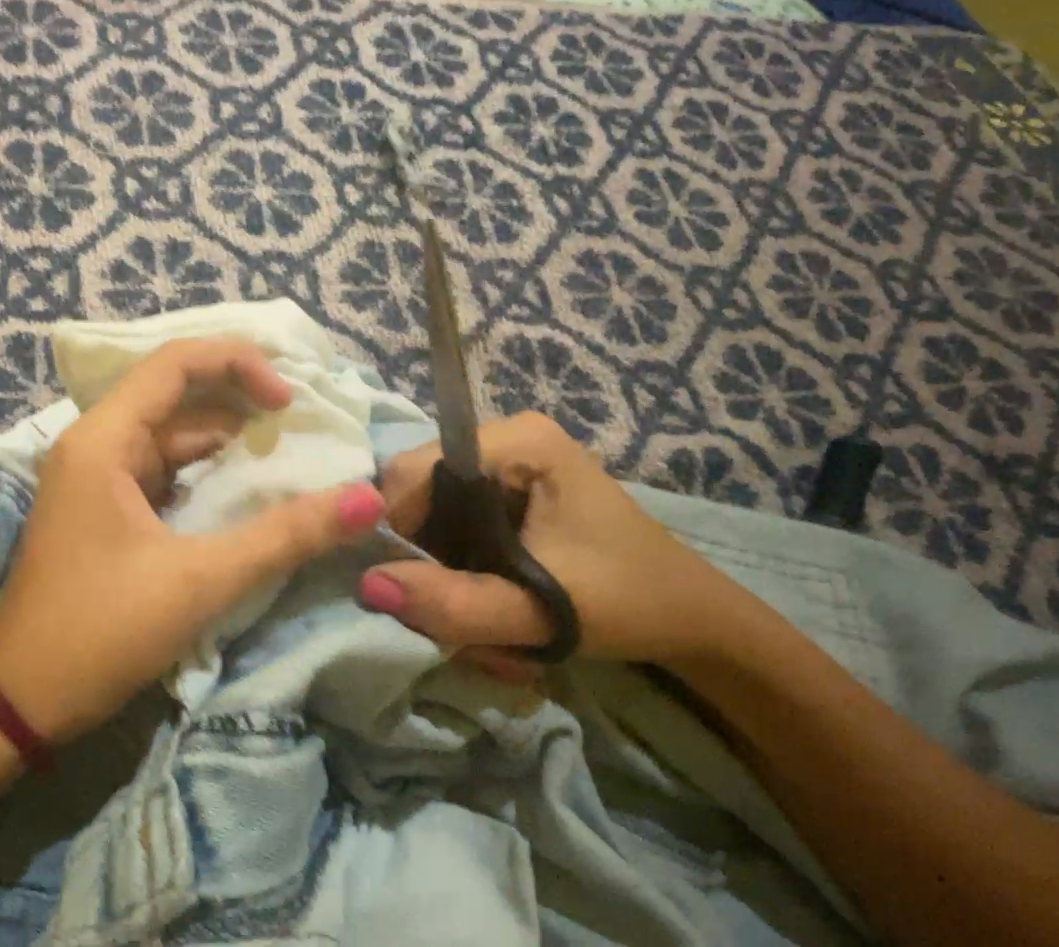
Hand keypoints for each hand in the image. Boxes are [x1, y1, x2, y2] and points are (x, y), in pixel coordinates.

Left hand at [0, 338, 387, 743]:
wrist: (25, 698)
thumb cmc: (104, 629)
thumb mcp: (202, 579)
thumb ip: (286, 535)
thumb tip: (369, 500)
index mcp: (102, 440)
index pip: (173, 363)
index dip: (238, 363)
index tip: (288, 402)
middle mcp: (93, 446)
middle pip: (172, 395)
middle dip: (238, 401)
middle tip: (301, 426)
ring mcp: (92, 480)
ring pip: (167, 438)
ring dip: (224, 443)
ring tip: (286, 456)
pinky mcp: (100, 512)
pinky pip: (159, 473)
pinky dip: (202, 476)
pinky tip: (243, 493)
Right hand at [364, 412, 760, 675]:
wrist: (690, 621)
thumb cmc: (627, 604)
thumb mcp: (540, 612)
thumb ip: (456, 603)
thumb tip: (368, 585)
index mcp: (517, 440)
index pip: (411, 470)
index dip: (394, 528)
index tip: (403, 589)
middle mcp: (504, 437)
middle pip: (416, 492)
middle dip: (423, 558)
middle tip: (448, 614)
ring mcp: (505, 463)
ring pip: (428, 513)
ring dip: (438, 570)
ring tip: (474, 615)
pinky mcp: (507, 491)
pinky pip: (449, 523)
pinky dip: (455, 568)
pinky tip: (484, 600)